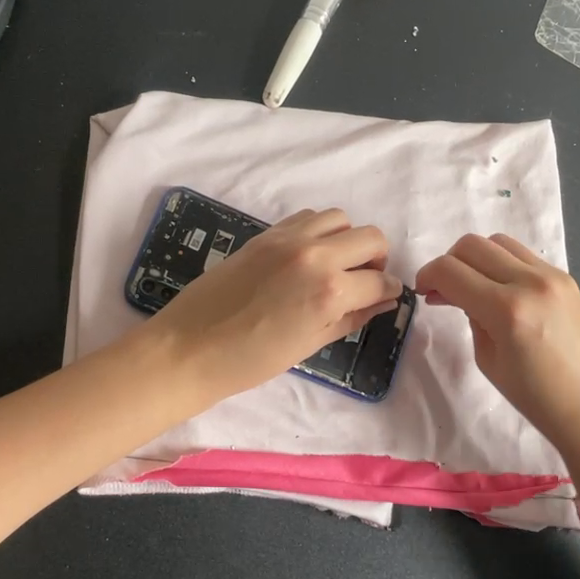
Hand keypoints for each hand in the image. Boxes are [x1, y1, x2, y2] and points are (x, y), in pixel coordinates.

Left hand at [145, 208, 403, 400]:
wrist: (190, 348)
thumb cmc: (251, 361)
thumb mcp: (310, 345)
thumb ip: (351, 318)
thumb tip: (383, 302)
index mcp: (331, 291)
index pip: (380, 281)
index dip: (388, 292)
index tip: (384, 297)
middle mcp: (316, 256)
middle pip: (371, 237)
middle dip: (376, 260)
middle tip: (362, 281)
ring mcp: (289, 239)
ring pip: (340, 218)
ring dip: (347, 240)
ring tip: (334, 266)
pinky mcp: (266, 234)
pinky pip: (306, 217)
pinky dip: (317, 231)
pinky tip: (306, 257)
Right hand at [415, 234, 579, 459]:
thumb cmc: (538, 400)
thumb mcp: (489, 361)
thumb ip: (472, 319)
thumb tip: (460, 295)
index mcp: (507, 310)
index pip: (451, 271)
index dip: (428, 276)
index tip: (422, 291)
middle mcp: (531, 282)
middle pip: (472, 245)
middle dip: (448, 262)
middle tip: (442, 290)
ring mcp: (553, 277)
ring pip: (499, 242)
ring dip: (476, 258)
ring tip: (472, 287)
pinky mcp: (567, 280)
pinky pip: (524, 256)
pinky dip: (502, 264)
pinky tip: (500, 291)